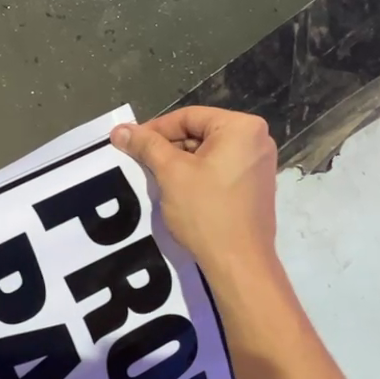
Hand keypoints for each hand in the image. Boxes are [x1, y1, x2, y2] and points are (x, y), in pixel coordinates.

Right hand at [111, 107, 278, 278]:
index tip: (129, 142)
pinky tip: (177, 191)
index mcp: (242, 128)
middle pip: (200, 133)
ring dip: (180, 162)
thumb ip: (146, 146)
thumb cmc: (206, 211)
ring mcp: (259, 164)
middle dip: (168, 147)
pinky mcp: (255, 186)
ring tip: (155, 177)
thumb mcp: (171, 173)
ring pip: (208, 153)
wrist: (238, 262)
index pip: (189, 117)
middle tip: (140, 162)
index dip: (154, 129)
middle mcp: (257, 139)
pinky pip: (220, 169)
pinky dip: (197, 175)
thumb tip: (120, 130)